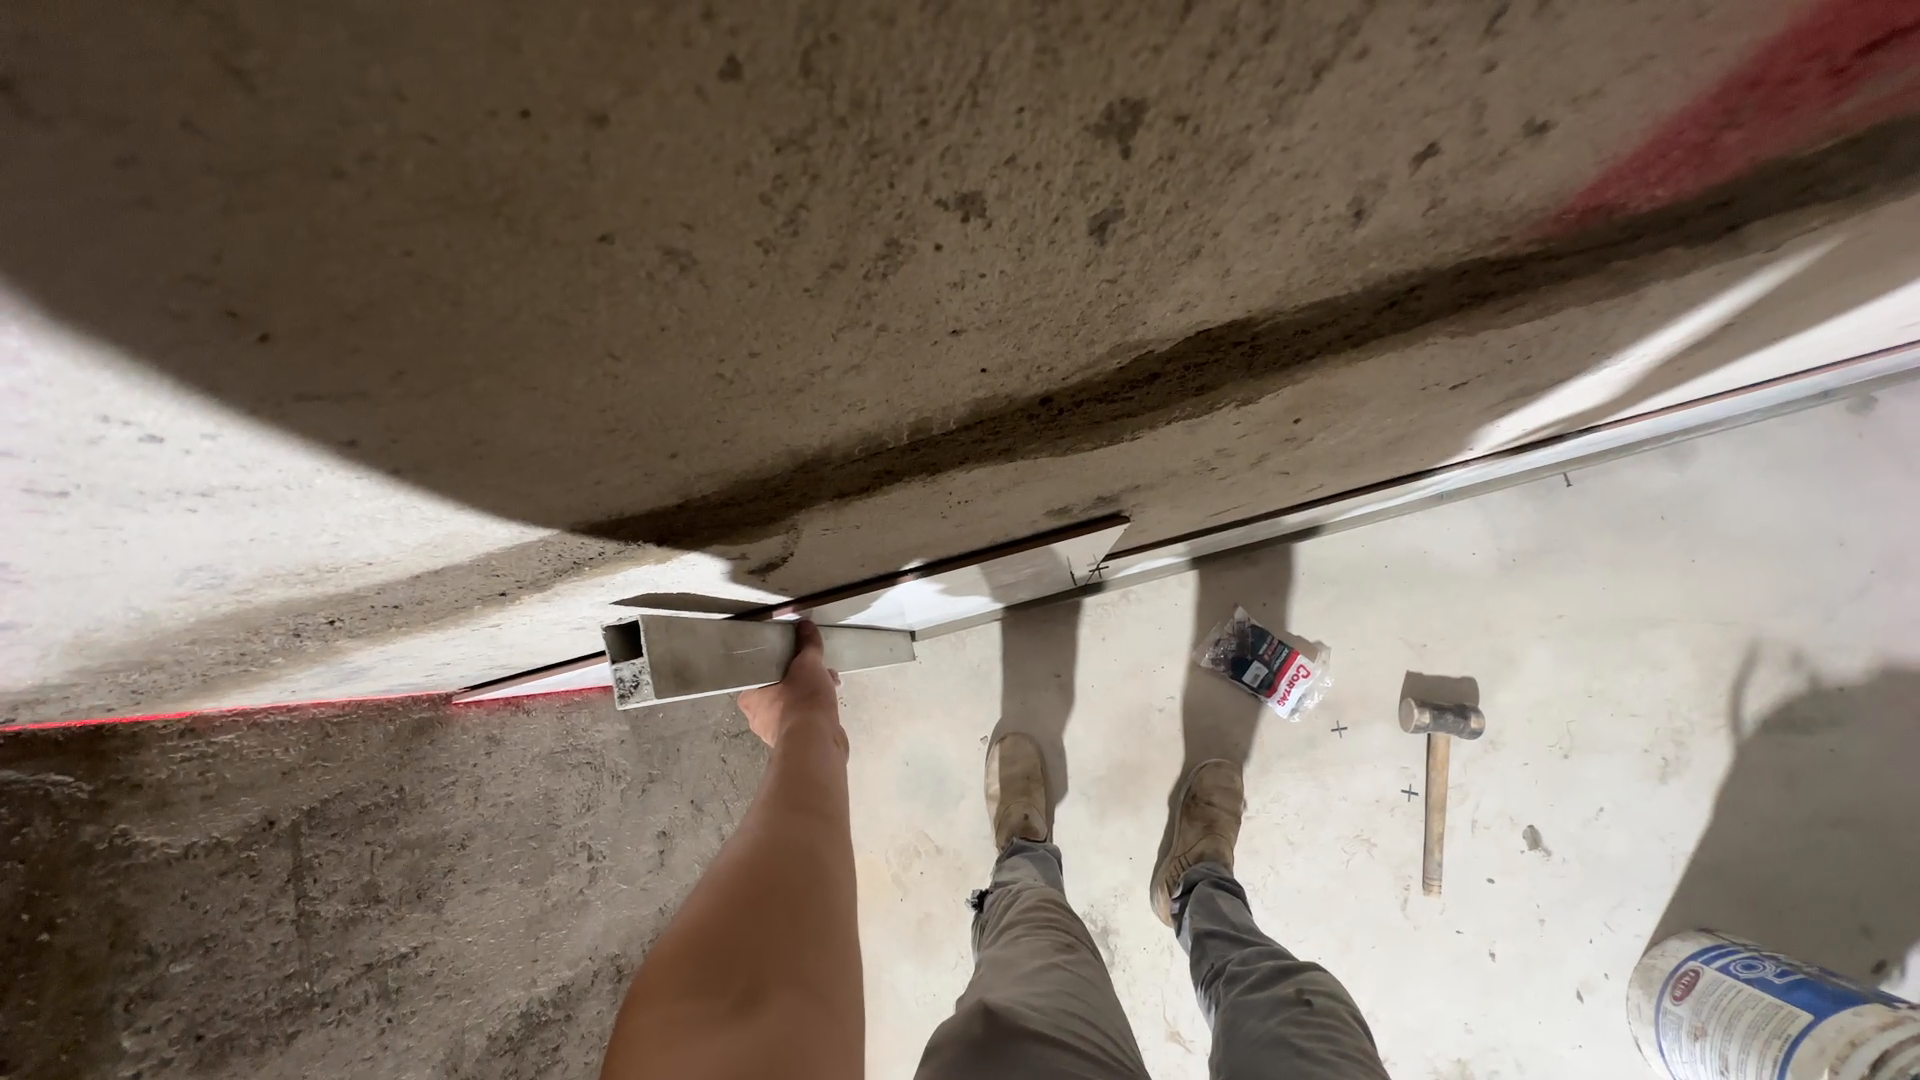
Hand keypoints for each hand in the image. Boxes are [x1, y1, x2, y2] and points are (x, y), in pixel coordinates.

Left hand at [739, 620, 842, 747]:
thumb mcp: (808, 664)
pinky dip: (815, 711)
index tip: (800, 660)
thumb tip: (805, 625)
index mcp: (750, 697)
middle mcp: (757, 717)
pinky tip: (831, 704)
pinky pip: (804, 720)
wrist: (816, 740)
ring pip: (793, 705)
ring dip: (812, 693)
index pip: (762, 675)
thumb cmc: (803, 700)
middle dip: (803, 679)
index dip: (783, 665)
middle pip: (780, 690)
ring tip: (832, 684)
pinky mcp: (794, 743)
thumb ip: (807, 645)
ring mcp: (775, 733)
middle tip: (819, 671)